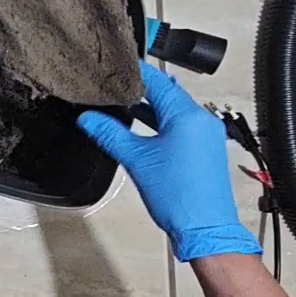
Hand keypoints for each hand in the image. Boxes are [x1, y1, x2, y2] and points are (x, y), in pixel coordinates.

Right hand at [79, 62, 261, 262]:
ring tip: (124, 108)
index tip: (118, 67)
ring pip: (174, 111)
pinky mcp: (205, 149)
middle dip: (141, 91)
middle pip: (168, 94)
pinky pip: (181, 127)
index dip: (136, 73)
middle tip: (115, 88)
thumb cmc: (179, 196)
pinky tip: (143, 131)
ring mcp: (206, 135)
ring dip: (150, 108)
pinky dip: (161, 124)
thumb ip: (110, 134)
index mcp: (187, 116)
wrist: (204, 229)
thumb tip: (88, 119)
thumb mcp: (136, 160)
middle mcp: (202, 120)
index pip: (158, 82)